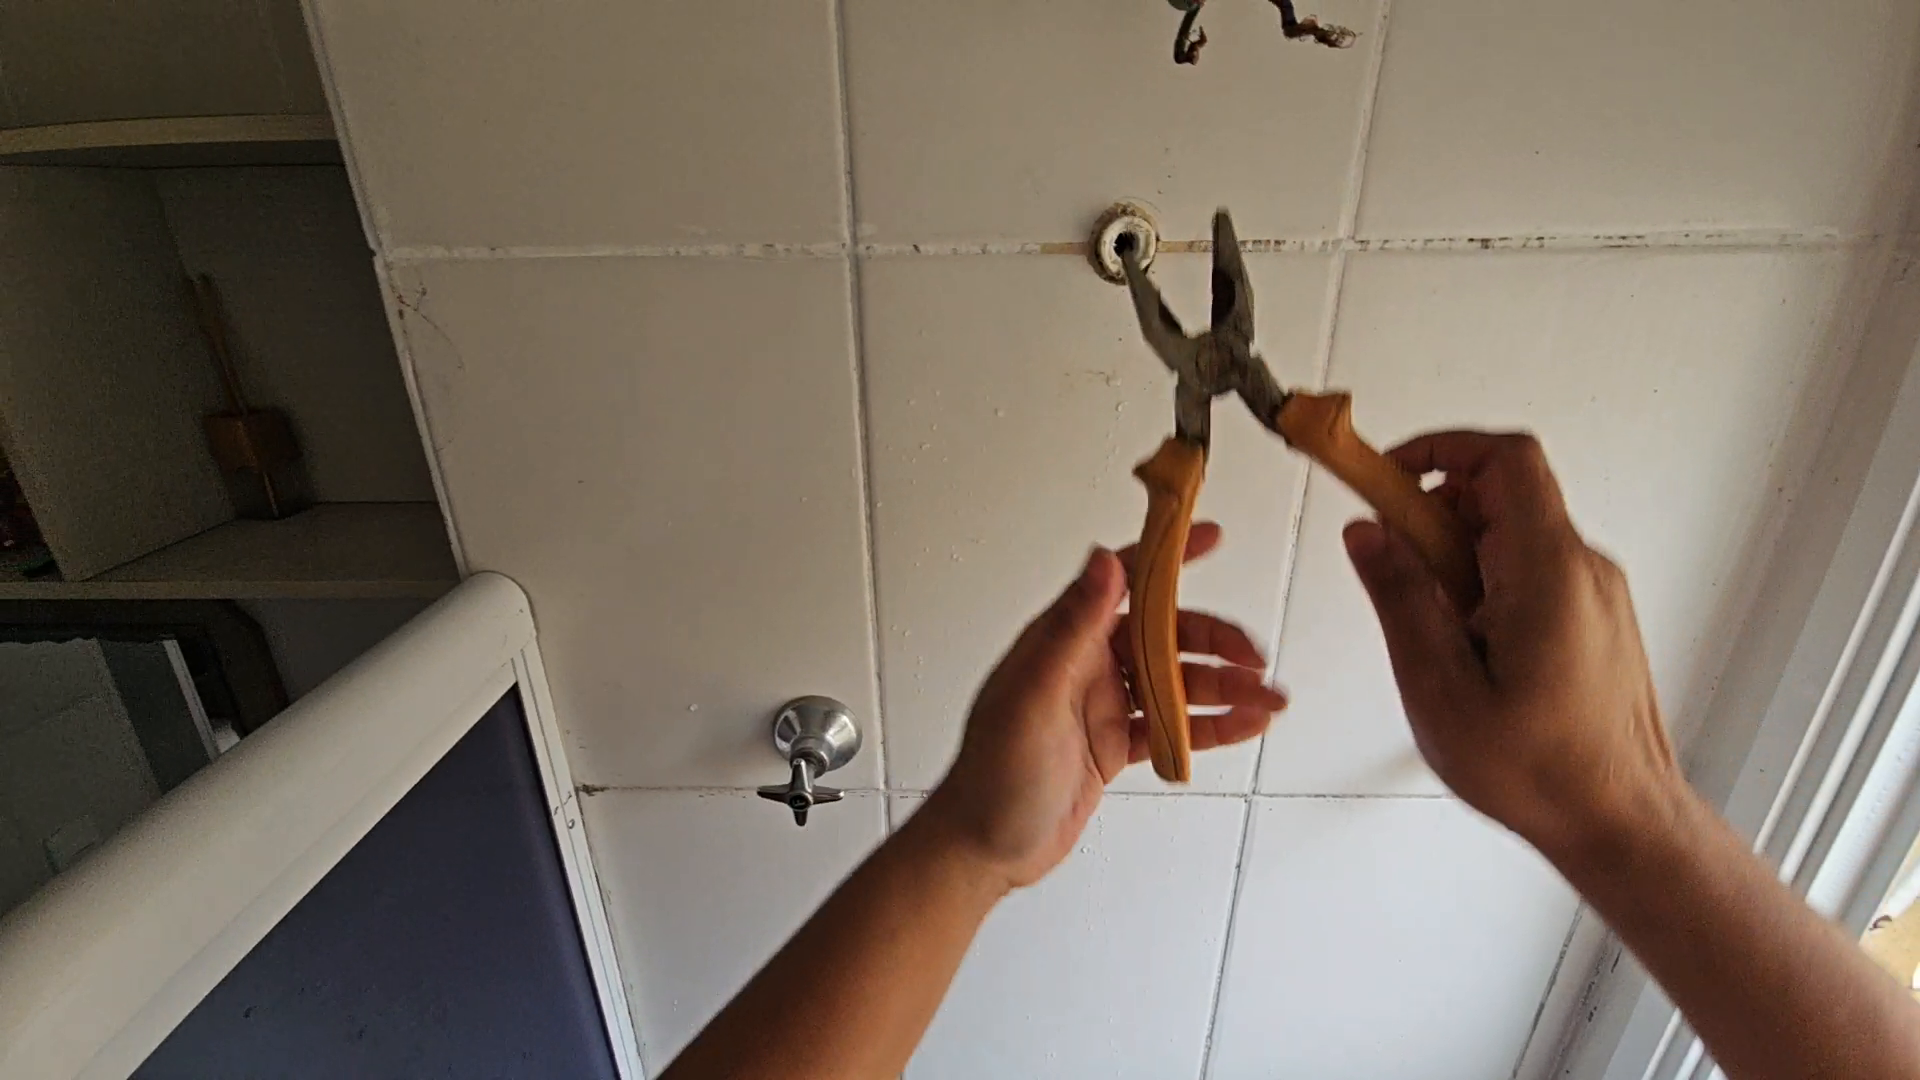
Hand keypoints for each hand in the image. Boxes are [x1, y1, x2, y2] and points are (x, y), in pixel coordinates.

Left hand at [920, 524, 1286, 890]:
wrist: (986, 845)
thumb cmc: (995, 773)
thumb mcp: (1034, 697)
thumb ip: (1071, 629)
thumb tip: (1103, 562)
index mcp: (1062, 641)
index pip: (1121, 582)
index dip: (1166, 559)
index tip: (1209, 538)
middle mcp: (1086, 664)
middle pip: (1164, 636)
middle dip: (1214, 641)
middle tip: (1254, 657)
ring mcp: (1103, 703)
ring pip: (1176, 682)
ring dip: (1224, 687)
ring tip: (1269, 699)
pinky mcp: (1115, 742)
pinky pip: (1172, 725)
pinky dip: (1210, 726)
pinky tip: (1244, 725)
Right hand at [1343, 431, 1682, 856]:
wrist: (1620, 824)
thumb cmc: (1534, 767)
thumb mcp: (1437, 684)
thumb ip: (1399, 596)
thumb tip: (1365, 530)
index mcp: (1547, 574)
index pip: (1503, 462)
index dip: (1438, 450)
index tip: (1380, 478)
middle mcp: (1578, 567)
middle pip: (1493, 493)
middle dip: (1425, 515)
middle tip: (1389, 572)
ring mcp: (1585, 589)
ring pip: (1499, 530)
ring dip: (1443, 554)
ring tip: (1426, 625)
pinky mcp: (1581, 610)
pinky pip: (1515, 563)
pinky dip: (1469, 577)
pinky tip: (1456, 640)